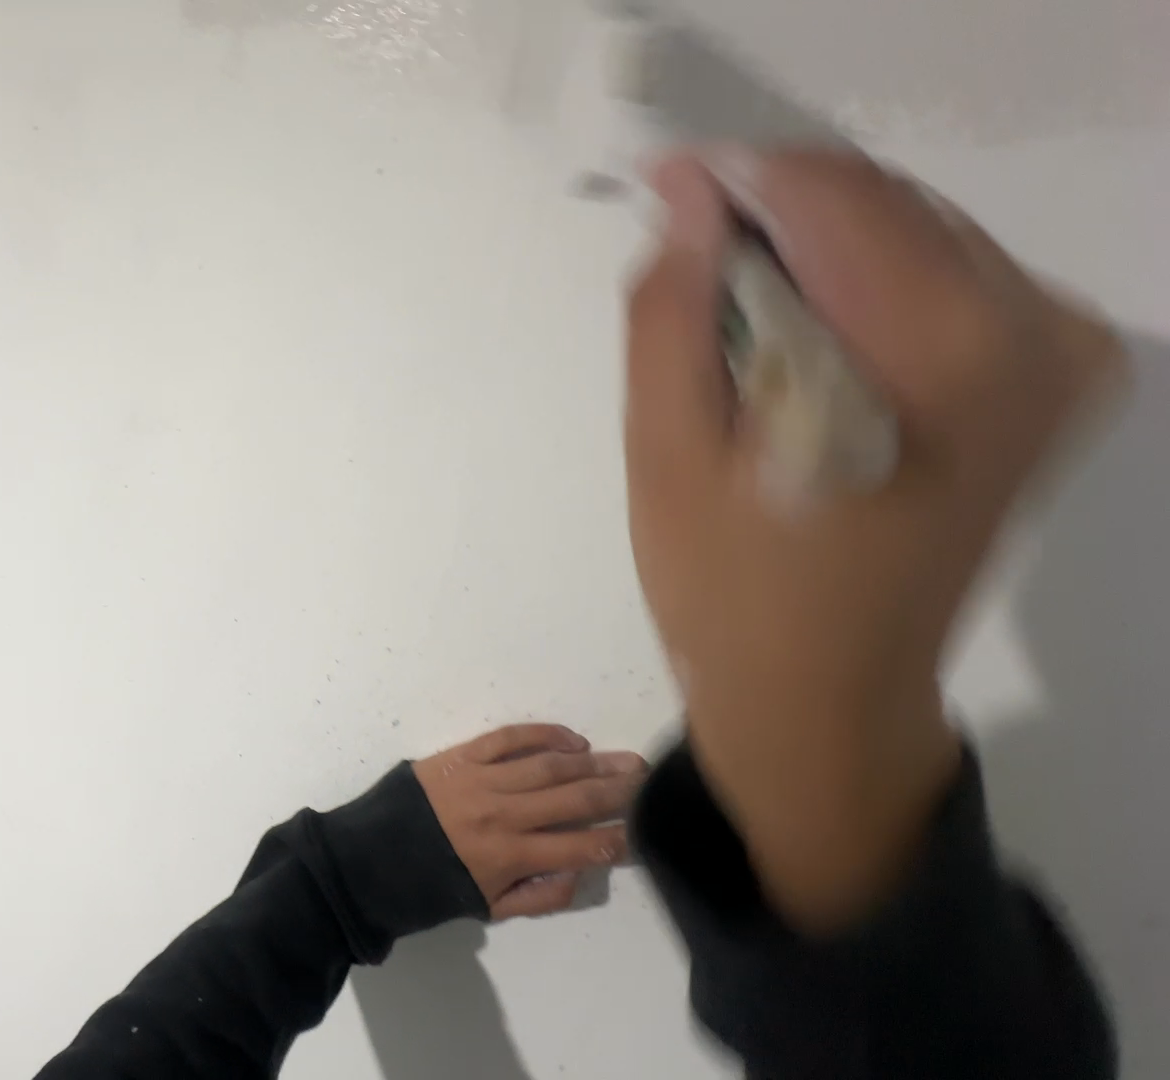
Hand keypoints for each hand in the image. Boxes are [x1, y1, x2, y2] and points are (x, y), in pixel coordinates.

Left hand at [414, 723, 647, 919]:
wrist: (369, 854)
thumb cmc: (430, 883)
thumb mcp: (487, 908)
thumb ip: (540, 895)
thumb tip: (582, 871)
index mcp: (510, 856)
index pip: (582, 846)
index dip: (620, 838)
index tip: (647, 828)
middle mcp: (503, 815)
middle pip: (573, 799)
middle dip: (618, 791)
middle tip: (650, 780)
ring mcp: (481, 780)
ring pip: (547, 766)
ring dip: (591, 762)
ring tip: (624, 759)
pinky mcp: (461, 755)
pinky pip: (508, 738)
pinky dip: (543, 735)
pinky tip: (571, 740)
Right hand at [625, 148, 1125, 930]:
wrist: (820, 689)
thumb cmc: (724, 583)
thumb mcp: (664, 451)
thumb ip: (671, 316)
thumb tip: (682, 201)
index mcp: (942, 349)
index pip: (831, 193)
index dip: (730, 177)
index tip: (653, 190)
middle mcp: (1040, 329)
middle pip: (879, 203)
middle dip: (764, 217)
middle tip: (676, 269)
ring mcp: (1065, 356)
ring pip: (911, 233)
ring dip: (805, 254)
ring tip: (728, 326)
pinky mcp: (1053, 380)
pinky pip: (940, 280)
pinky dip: (854, 287)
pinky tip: (800, 349)